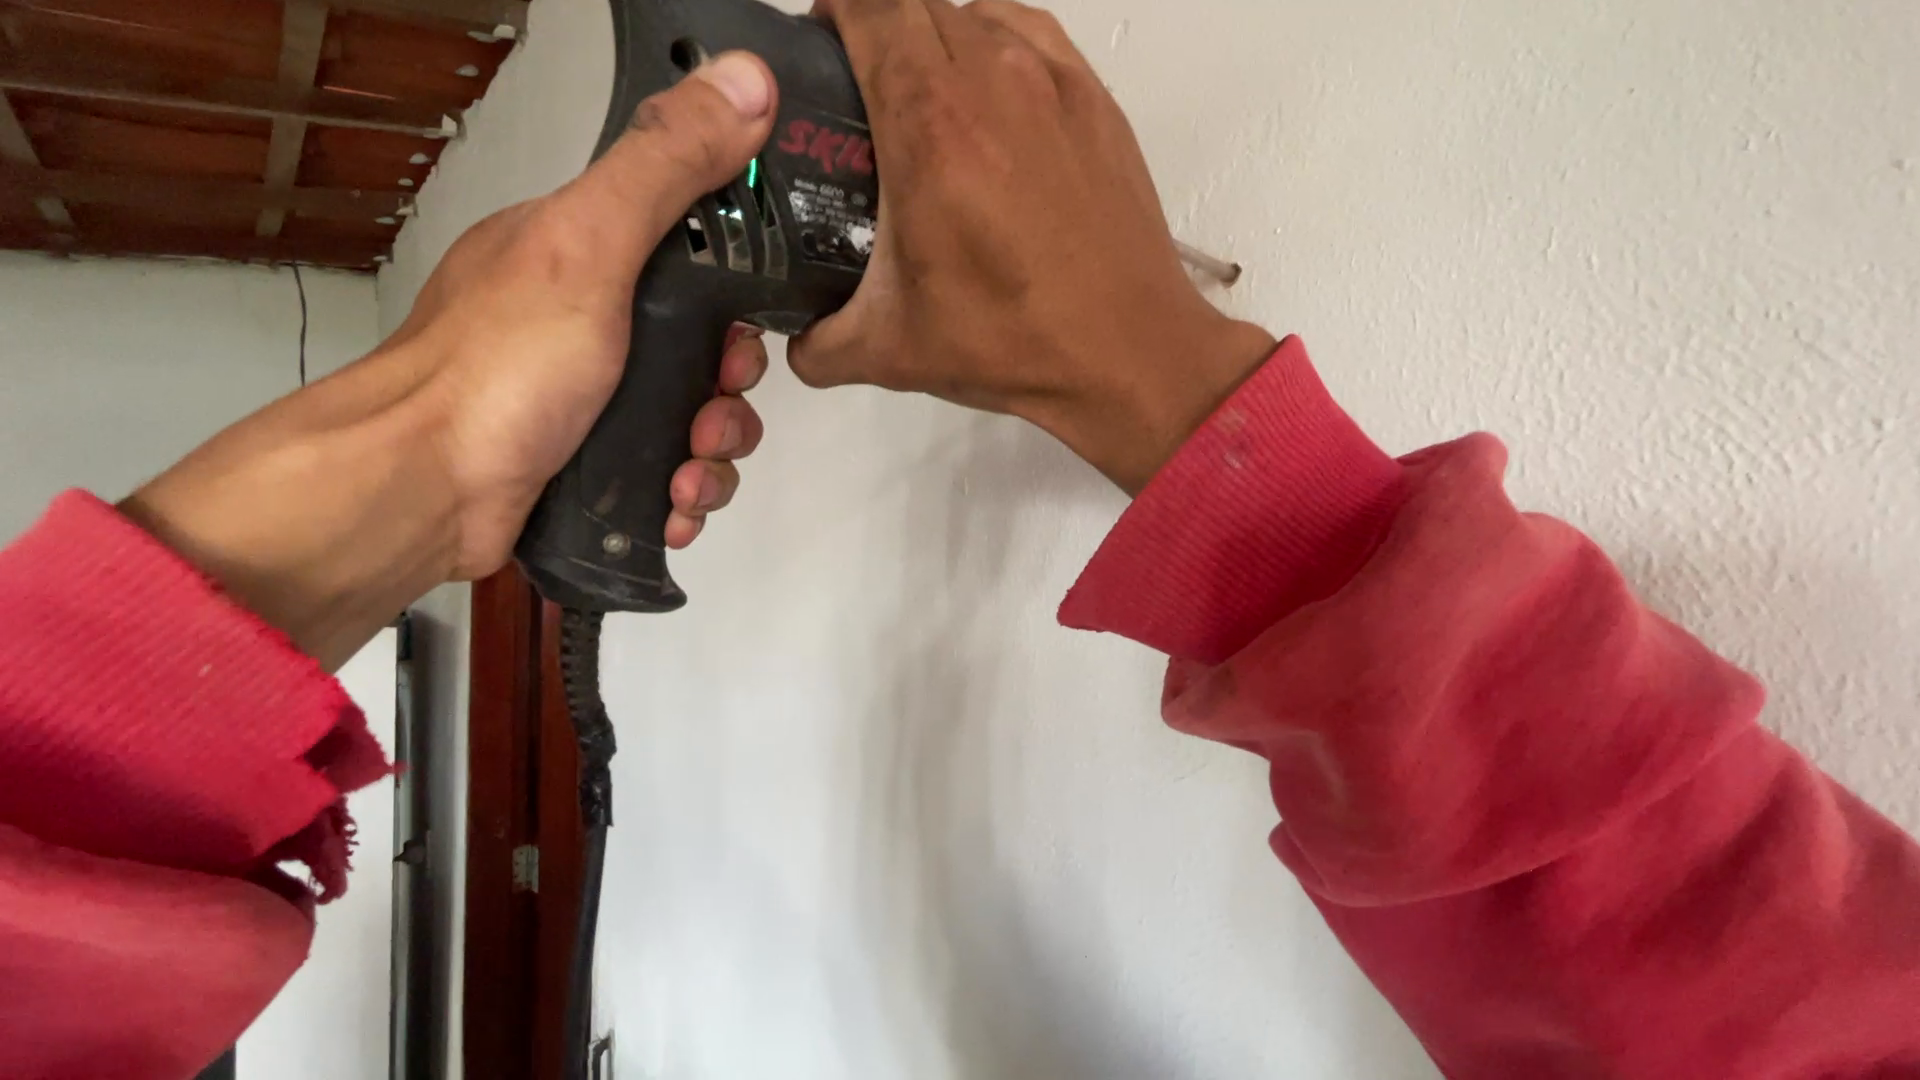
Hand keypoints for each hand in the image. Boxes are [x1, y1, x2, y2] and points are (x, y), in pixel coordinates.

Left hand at [122, 52, 778, 669]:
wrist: (424, 494)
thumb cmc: (499, 369)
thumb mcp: (586, 248)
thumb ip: (666, 169)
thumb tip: (747, 79)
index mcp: (590, 260)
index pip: (698, 267)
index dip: (738, 307)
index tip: (741, 341)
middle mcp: (596, 328)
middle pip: (709, 359)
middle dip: (728, 399)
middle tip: (708, 422)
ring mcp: (596, 403)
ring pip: (700, 427)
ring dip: (713, 461)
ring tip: (685, 482)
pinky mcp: (598, 468)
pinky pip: (673, 480)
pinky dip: (683, 500)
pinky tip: (669, 513)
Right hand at [788, 0, 1276, 493]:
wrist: (1125, 353)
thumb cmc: (1011, 344)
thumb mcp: (890, 352)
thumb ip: (818, 344)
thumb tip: (795, 342)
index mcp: (931, 125)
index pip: (866, 3)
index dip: (832, 12)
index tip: (818, 53)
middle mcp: (994, 79)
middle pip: (915, 2)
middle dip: (876, 31)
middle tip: (861, 94)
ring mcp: (1054, 81)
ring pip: (975, 12)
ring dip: (937, 39)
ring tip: (925, 103)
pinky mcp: (1096, 100)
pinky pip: (1030, 36)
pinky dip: (997, 50)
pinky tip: (990, 108)